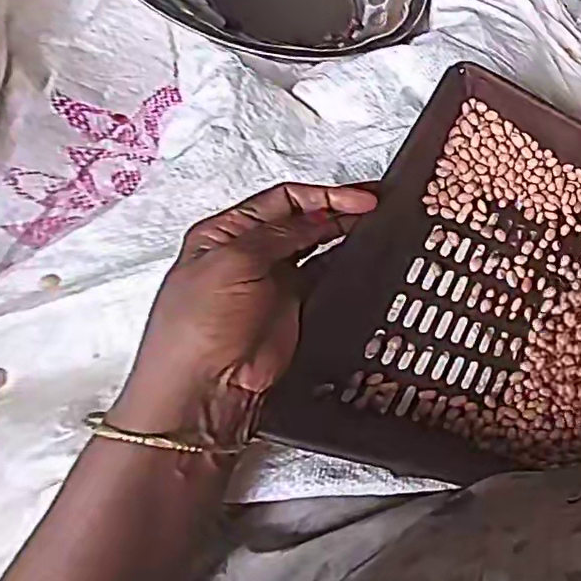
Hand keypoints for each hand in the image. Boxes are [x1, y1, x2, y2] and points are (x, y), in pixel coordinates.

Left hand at [110, 183, 377, 444]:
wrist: (209, 384)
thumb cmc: (201, 324)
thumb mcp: (233, 263)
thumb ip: (279, 233)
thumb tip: (321, 216)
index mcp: (226, 232)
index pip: (283, 199)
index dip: (326, 195)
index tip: (364, 199)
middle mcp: (251, 250)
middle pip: (304, 218)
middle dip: (340, 209)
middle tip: (379, 207)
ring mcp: (276, 278)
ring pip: (320, 244)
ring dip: (347, 232)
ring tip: (379, 226)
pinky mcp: (297, 303)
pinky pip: (328, 273)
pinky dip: (348, 262)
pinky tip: (366, 255)